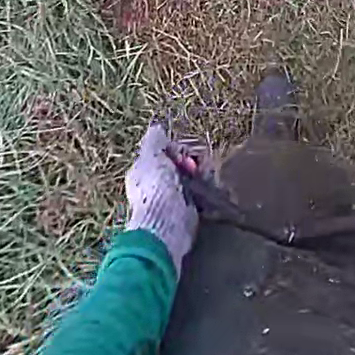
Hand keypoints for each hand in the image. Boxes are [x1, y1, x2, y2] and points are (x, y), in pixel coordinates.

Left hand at [125, 124, 198, 270]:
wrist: (166, 226)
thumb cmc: (155, 188)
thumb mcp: (151, 156)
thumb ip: (154, 140)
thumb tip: (157, 127)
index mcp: (143, 169)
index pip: (161, 152)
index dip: (174, 149)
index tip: (182, 154)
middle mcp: (156, 183)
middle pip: (177, 164)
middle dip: (189, 161)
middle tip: (195, 166)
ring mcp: (172, 198)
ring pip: (190, 178)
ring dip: (200, 174)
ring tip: (204, 176)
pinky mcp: (188, 212)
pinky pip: (200, 194)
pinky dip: (207, 190)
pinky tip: (211, 187)